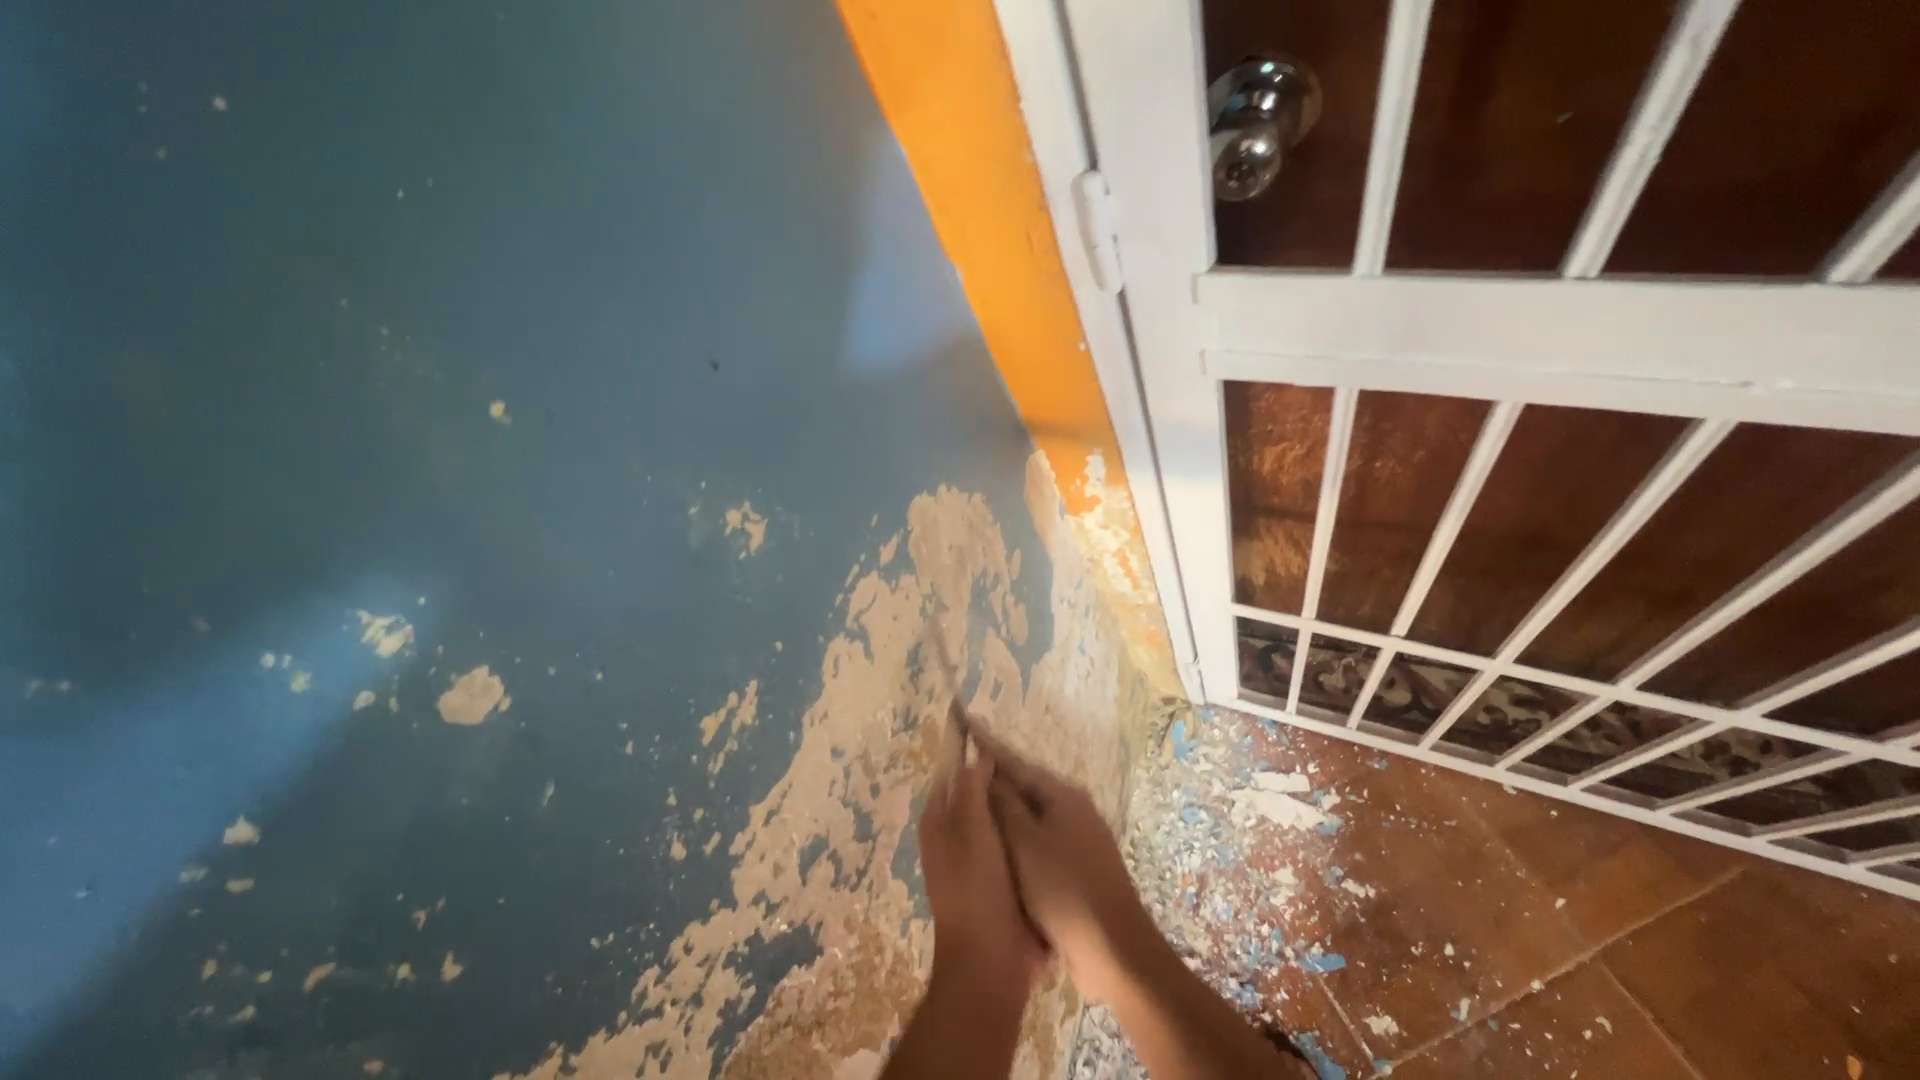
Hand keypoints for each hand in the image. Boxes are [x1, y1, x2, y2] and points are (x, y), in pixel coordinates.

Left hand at [917, 719, 1048, 1005]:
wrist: (991, 957)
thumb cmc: (976, 888)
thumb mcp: (972, 831)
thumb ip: (973, 790)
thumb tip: (978, 756)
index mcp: (939, 820)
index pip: (949, 771)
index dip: (964, 747)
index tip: (982, 721)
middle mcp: (954, 834)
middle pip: (973, 790)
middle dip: (992, 771)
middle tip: (1021, 747)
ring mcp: (978, 856)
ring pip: (995, 814)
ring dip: (1011, 797)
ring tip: (1038, 773)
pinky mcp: (1001, 875)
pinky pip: (1012, 838)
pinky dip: (1023, 823)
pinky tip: (1046, 815)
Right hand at [974, 728, 1156, 1004]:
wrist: (1112, 949)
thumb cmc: (1062, 889)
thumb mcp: (1024, 843)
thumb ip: (1003, 805)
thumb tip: (987, 772)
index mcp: (1061, 796)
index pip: (1016, 762)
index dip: (988, 744)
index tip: (966, 720)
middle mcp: (1073, 811)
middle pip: (1025, 786)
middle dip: (995, 775)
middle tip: (962, 763)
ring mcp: (1079, 840)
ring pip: (1031, 815)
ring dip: (1004, 808)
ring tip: (972, 802)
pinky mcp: (1077, 869)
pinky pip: (1038, 841)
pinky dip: (1014, 837)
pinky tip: (997, 847)